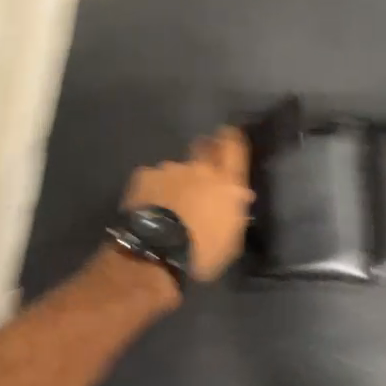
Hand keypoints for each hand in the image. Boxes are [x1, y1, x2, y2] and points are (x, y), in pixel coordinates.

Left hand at [121, 127, 254, 280]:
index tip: (228, 134)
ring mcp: (171, 169)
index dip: (231, 137)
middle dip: (202, 153)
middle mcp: (200, 168)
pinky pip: (152, 179)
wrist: (159, 251)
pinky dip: (153, 190)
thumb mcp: (231, 237)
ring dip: (175, 182)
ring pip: (175, 170)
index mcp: (226, 182)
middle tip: (196, 175)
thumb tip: (240, 195)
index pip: (234, 147)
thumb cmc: (204, 251)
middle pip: (204, 149)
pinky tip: (149, 207)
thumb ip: (235, 210)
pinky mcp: (145, 175)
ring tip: (167, 205)